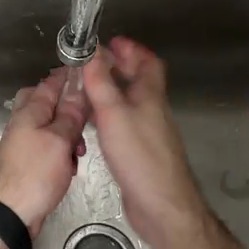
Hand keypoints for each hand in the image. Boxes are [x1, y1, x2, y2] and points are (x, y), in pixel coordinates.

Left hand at [0, 68, 89, 248]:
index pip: (50, 83)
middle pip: (48, 103)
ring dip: (69, 136)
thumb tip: (78, 90)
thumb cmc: (34, 174)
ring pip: (52, 127)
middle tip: (86, 121)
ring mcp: (25, 142)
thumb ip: (69, 116)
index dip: (69, 76)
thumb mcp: (58, 141)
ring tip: (78, 152)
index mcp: (29, 110)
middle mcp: (24, 122)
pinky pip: (49, 147)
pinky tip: (70, 166)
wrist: (10, 213)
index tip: (89, 73)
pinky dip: (61, 153)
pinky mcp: (29, 161)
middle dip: (70, 109)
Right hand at [82, 36, 240, 248]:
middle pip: (139, 81)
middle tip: (93, 62)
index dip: (132, 49)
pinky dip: (108, 115)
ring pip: (130, 103)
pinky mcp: (140, 153)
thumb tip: (91, 52)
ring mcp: (148, 134)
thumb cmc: (140, 156)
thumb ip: (101, 83)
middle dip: (119, 67)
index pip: (148, 63)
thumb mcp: (114, 115)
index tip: (111, 42)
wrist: (162, 207)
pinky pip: (123, 123)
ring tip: (86, 87)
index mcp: (150, 97)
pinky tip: (93, 122)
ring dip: (111, 91)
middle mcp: (152, 112)